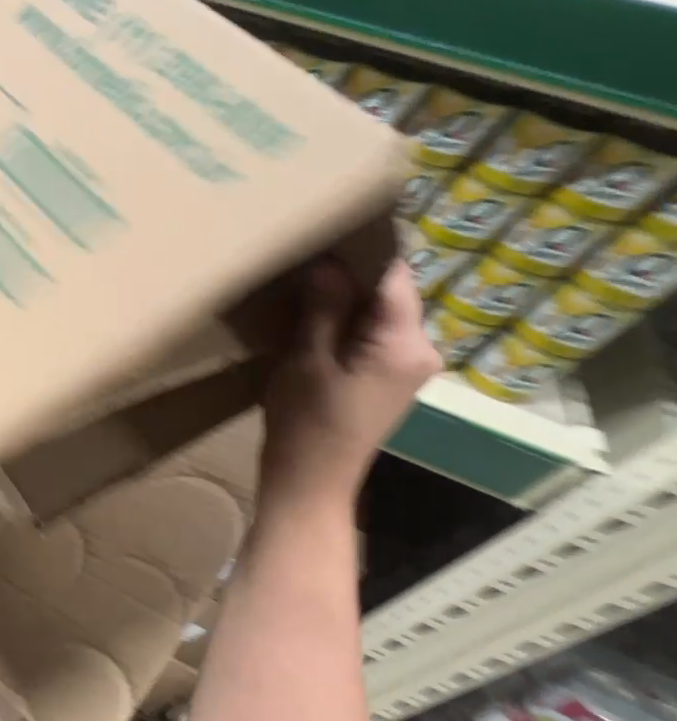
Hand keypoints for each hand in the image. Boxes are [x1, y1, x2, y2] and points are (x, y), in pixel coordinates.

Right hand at [260, 259, 441, 509]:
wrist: (311, 481)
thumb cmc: (306, 424)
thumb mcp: (307, 362)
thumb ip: (323, 311)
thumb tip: (328, 263)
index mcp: (405, 343)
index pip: (393, 278)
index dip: (360, 255)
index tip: (321, 239)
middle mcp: (419, 349)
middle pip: (389, 295)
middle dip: (348, 279)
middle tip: (301, 265)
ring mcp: (407, 366)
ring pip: (378, 315)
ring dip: (343, 303)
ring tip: (301, 292)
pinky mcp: (389, 379)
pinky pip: (372, 335)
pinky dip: (344, 325)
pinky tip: (311, 325)